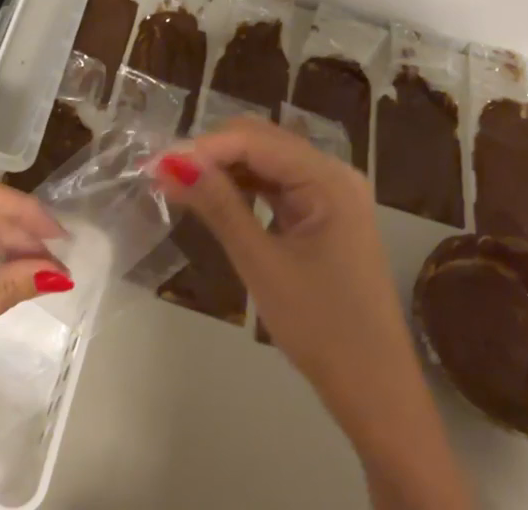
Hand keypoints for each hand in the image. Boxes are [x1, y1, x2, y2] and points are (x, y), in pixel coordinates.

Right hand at [153, 115, 406, 390]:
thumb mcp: (261, 262)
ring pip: (265, 161)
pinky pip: (275, 185)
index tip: (154, 166)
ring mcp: (330, 195)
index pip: (252, 140)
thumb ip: (217, 206)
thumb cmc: (321, 326)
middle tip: (161, 175)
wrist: (374, 387)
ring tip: (177, 186)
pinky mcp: (322, 216)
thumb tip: (169, 165)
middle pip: (260, 141)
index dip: (201, 148)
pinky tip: (210, 199)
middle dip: (209, 152)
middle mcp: (333, 175)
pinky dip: (241, 187)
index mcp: (328, 179)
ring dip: (221, 168)